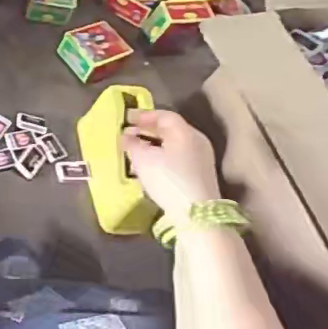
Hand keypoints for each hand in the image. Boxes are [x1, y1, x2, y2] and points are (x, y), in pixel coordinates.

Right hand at [122, 108, 223, 222]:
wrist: (196, 213)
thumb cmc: (168, 180)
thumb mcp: (143, 160)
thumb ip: (132, 144)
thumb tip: (127, 136)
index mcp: (184, 132)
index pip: (164, 115)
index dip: (144, 115)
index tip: (126, 118)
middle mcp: (196, 140)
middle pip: (171, 128)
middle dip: (148, 129)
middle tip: (129, 132)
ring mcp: (201, 157)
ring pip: (174, 142)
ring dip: (155, 142)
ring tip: (137, 148)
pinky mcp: (200, 173)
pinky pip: (178, 154)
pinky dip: (163, 153)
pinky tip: (151, 163)